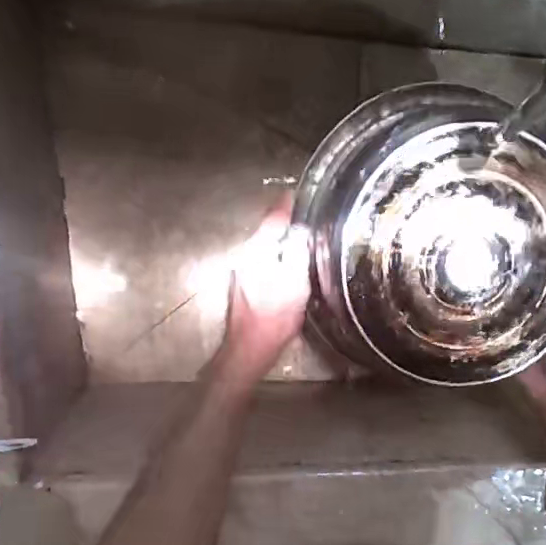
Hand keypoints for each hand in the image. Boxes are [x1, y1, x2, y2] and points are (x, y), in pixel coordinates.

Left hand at [214, 194, 310, 386]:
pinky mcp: (242, 285)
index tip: (298, 195)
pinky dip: (275, 259)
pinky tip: (287, 267)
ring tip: (300, 241)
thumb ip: (297, 253)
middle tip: (305, 218)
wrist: (248, 349)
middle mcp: (244, 256)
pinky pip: (262, 261)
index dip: (287, 206)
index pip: (273, 218)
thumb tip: (299, 231)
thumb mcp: (295, 284)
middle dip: (285, 224)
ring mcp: (240, 271)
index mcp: (257, 251)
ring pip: (264, 248)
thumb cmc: (274, 318)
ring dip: (280, 243)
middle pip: (267, 232)